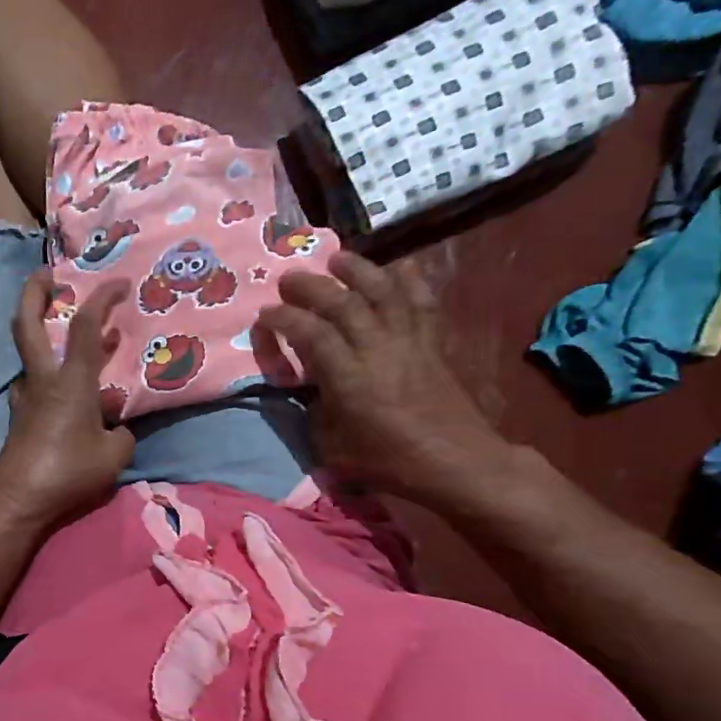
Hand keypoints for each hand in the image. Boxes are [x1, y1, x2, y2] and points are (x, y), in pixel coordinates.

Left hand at [0, 273, 135, 528]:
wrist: (18, 497)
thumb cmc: (68, 471)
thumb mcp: (114, 455)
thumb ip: (121, 434)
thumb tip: (116, 428)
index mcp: (70, 380)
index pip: (85, 325)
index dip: (102, 297)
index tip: (119, 283)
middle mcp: (42, 379)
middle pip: (27, 323)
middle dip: (34, 291)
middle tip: (48, 275)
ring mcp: (26, 397)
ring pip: (28, 353)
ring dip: (42, 334)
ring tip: (67, 334)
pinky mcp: (20, 417)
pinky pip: (34, 383)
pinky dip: (47, 373)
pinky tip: (64, 389)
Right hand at [255, 250, 514, 506]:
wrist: (455, 461)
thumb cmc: (388, 461)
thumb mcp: (333, 446)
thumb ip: (315, 410)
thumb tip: (309, 387)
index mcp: (350, 378)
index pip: (312, 334)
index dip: (285, 318)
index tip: (265, 313)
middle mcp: (379, 349)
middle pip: (343, 303)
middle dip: (312, 286)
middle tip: (289, 279)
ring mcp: (409, 341)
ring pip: (383, 291)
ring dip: (358, 270)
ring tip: (337, 259)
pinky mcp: (432, 341)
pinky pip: (421, 301)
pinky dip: (408, 280)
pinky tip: (396, 269)